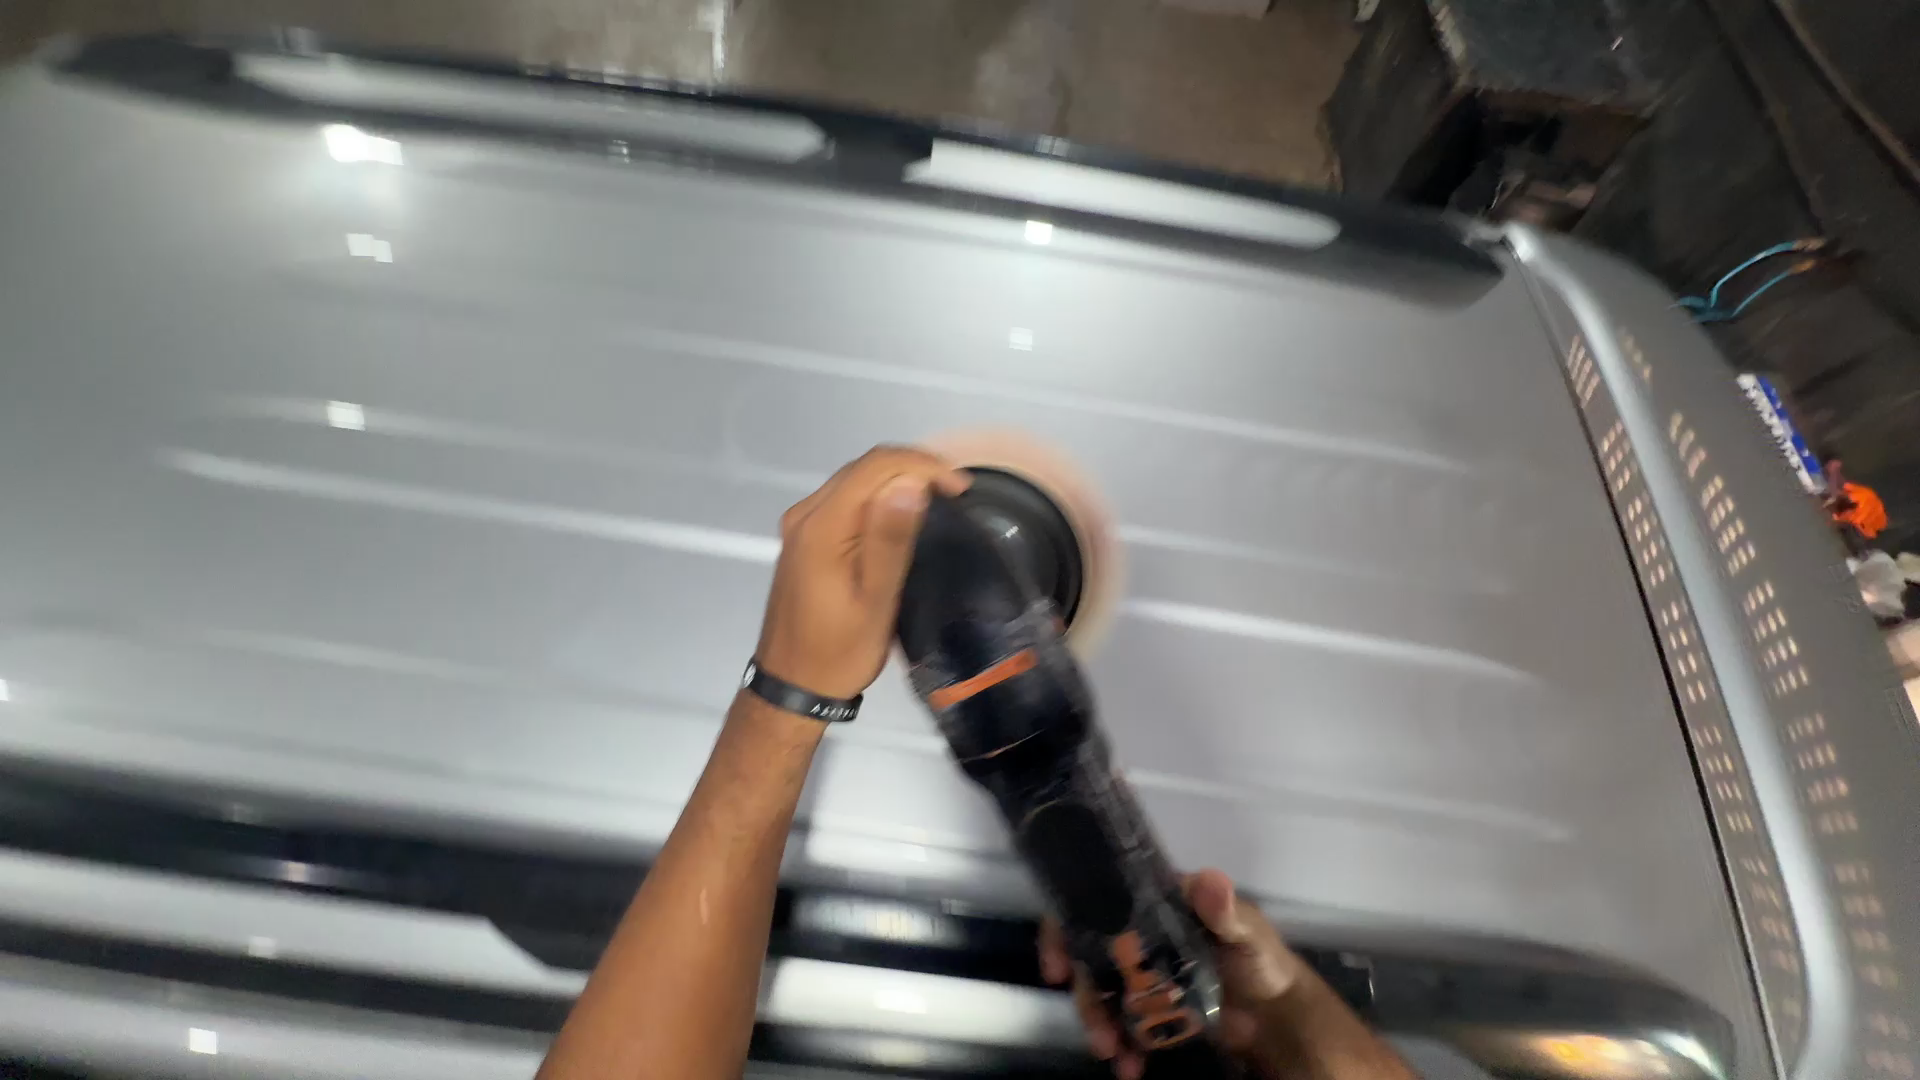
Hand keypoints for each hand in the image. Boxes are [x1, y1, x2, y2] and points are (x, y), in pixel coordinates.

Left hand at [755, 446, 969, 700]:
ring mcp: (801, 524)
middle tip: (956, 494)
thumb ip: (890, 540)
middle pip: (864, 467)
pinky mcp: (804, 537)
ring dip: (898, 479)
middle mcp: (805, 514)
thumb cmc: (839, 651)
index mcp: (821, 525)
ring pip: (855, 479)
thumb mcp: (875, 601)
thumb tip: (911, 485)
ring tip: (940, 500)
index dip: (923, 466)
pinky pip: (846, 498)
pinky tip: (903, 513)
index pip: (876, 466)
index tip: (960, 490)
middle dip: (914, 468)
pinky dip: (879, 495)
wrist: (792, 686)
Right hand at [1041, 870, 1409, 1079]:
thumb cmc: (1261, 958)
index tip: (1056, 964)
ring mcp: (1141, 973)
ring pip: (1102, 991)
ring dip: (1099, 1022)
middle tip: (1097, 1032)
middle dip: (1085, 993)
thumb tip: (1209, 882)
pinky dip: (1120, 1044)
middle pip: (1089, 954)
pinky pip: (1122, 1022)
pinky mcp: (1151, 1009)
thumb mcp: (1247, 930)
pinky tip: (1130, 1066)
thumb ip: (1226, 910)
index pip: (1094, 901)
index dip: (1065, 926)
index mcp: (1150, 902)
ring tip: (1116, 1056)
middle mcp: (1136, 933)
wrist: (1281, 1015)